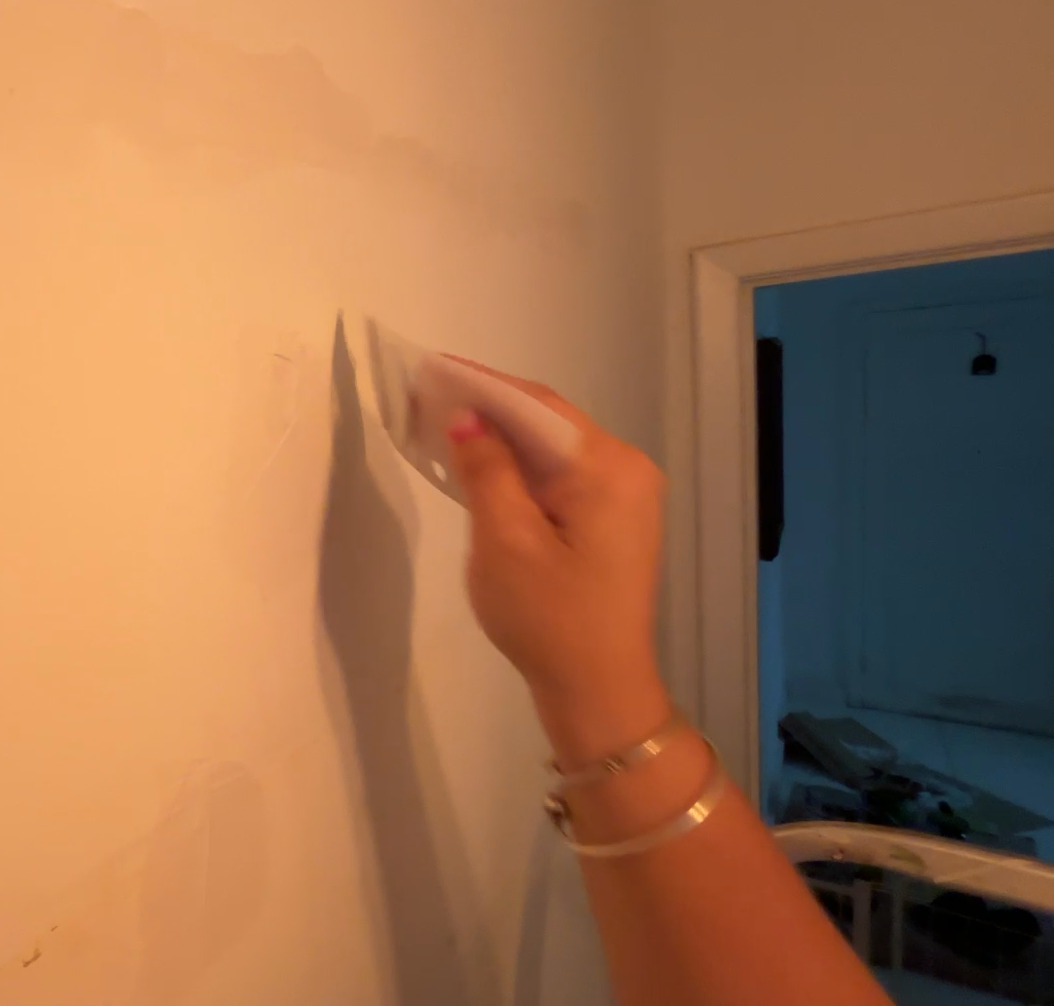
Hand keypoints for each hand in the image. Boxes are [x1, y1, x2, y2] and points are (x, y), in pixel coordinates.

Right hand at [443, 363, 670, 765]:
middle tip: (428, 390)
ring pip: (549, 445)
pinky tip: (479, 458)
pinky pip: (555, 471)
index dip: (482, 383)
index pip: (537, 407)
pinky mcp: (609, 513)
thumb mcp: (505, 541)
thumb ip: (487, 472)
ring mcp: (622, 492)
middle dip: (488, 405)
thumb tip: (467, 417)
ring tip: (443, 416)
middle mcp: (625, 469)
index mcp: (608, 469)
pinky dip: (515, 462)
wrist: (596, 686)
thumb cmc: (548, 616)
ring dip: (499, 433)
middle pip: (546, 421)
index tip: (432, 367)